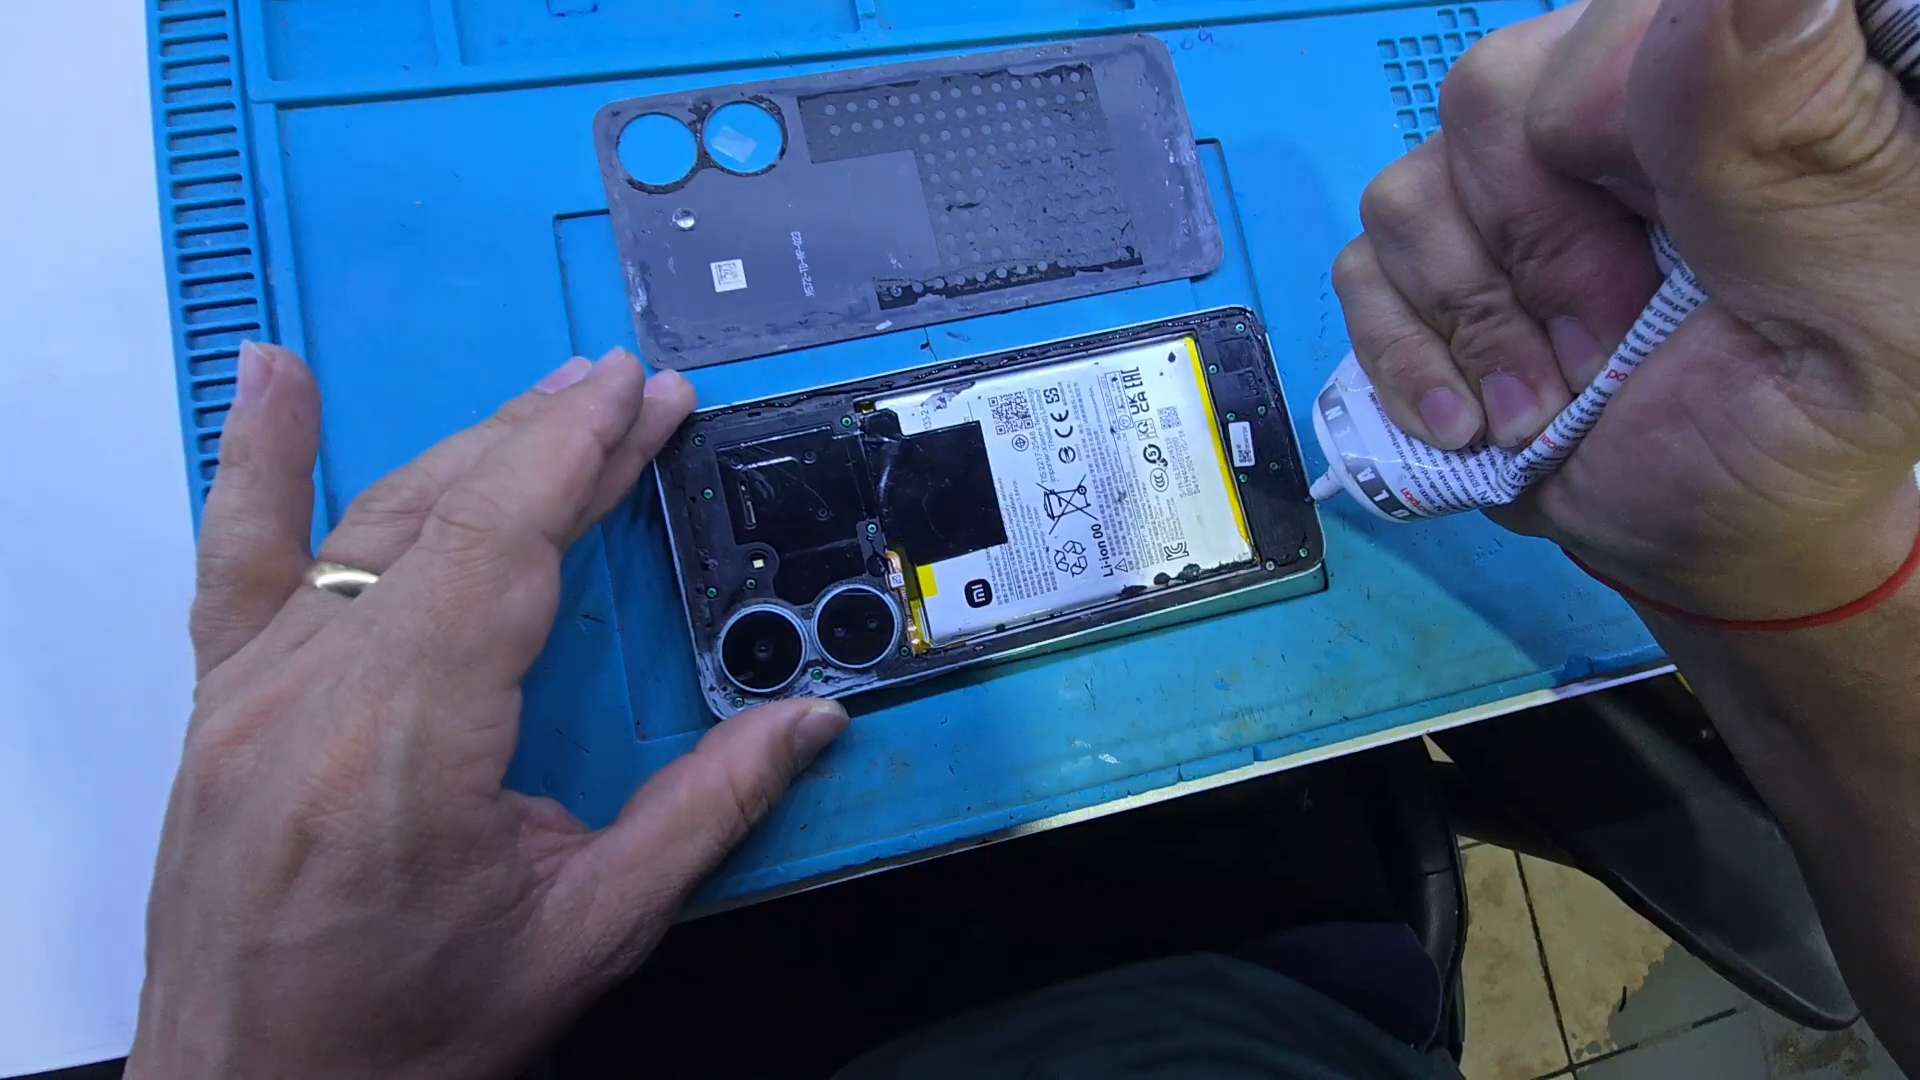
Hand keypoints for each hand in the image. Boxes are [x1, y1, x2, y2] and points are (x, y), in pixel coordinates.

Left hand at [129, 344, 848, 1078]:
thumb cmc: (422, 1025)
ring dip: (477, 442)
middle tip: (630, 387)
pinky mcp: (233, 699)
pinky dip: (260, 457)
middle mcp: (309, 701)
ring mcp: (254, 692)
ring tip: (553, 391)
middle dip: (554, 438)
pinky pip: (239, 555)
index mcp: (405, 750)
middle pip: (448, 519)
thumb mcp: (599, 923)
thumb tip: (810, 721)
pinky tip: (276, 379)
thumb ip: (714, 806)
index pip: (498, 554)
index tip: (636, 400)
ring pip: (374, 521)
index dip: (575, 461)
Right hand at [1333, 0, 1919, 618]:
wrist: (1671, 521)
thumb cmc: (1784, 430)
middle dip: (1527, 256)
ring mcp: (1484, 196)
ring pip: (1400, 197)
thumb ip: (1794, 150)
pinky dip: (1400, 361)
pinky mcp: (1412, 269)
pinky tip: (1460, 419)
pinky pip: (1353, 275)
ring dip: (1462, 327)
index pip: (1605, 40)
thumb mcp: (1843, 309)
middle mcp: (1593, 120)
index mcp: (1735, 91)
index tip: (1652, 287)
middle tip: (1593, 352)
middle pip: (1483, 103)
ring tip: (1531, 406)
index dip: (1598, 162)